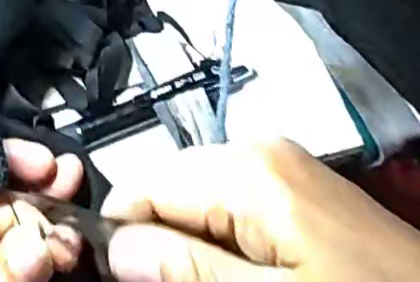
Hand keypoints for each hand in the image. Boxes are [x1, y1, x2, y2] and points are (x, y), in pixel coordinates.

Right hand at [103, 140, 419, 281]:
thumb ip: (191, 272)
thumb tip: (112, 249)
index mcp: (247, 168)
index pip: (144, 185)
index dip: (122, 234)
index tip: (120, 280)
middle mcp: (257, 150)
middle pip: (169, 188)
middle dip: (163, 243)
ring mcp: (286, 168)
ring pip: (199, 200)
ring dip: (194, 247)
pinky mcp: (307, 190)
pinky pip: (237, 205)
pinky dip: (228, 243)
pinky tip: (246, 276)